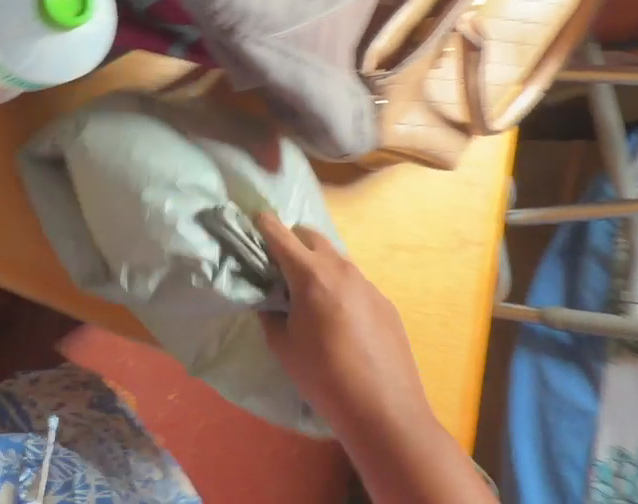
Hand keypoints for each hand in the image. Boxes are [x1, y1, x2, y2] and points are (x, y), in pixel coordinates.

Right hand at [254, 214, 431, 439]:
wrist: (386, 413)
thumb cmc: (324, 377)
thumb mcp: (282, 345)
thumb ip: (270, 311)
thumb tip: (269, 298)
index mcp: (310, 274)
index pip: (279, 233)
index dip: (262, 225)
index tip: (251, 225)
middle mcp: (341, 270)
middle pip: (311, 236)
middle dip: (291, 242)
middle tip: (279, 268)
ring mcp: (368, 286)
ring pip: (336, 259)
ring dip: (317, 266)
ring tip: (311, 298)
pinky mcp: (386, 304)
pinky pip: (356, 284)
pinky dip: (340, 289)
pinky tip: (341, 323)